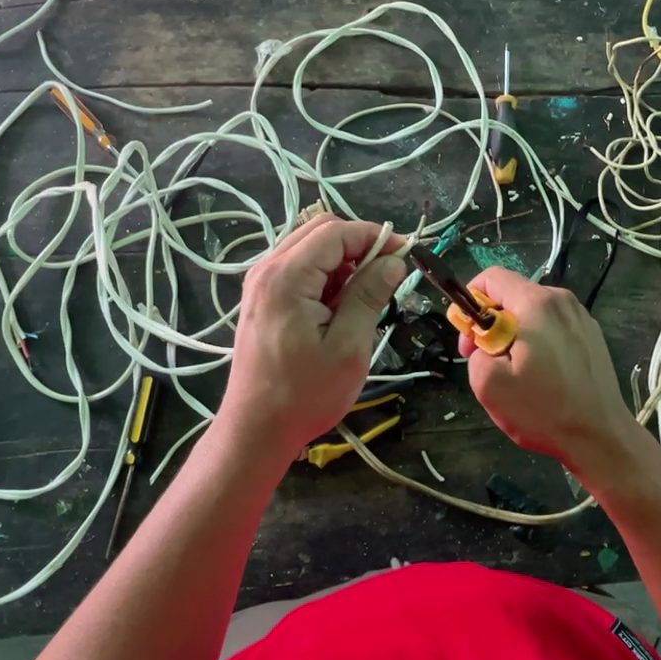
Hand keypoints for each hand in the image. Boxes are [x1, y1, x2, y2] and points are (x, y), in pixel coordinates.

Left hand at [221, 214, 406, 458]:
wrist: (256, 429)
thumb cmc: (304, 394)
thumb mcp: (349, 347)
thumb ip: (369, 296)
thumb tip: (393, 261)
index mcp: (286, 277)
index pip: (335, 232)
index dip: (374, 236)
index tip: (404, 253)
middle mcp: (267, 269)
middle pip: (320, 230)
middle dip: (358, 244)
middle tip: (385, 276)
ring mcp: (261, 283)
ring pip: (309, 247)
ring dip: (342, 261)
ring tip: (362, 297)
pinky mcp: (262, 298)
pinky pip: (298, 267)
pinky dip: (324, 275)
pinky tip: (337, 307)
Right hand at [459, 267, 636, 474]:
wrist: (601, 438)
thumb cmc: (543, 410)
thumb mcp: (489, 384)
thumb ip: (476, 349)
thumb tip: (486, 341)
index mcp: (536, 303)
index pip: (492, 277)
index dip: (470, 301)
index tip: (469, 338)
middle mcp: (561, 301)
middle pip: (513, 295)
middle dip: (492, 324)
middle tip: (488, 362)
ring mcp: (581, 317)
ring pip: (532, 313)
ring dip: (515, 335)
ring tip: (517, 374)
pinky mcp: (592, 336)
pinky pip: (553, 327)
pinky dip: (539, 342)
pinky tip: (543, 376)